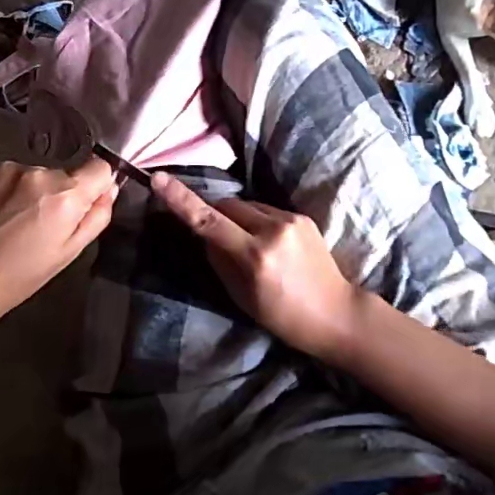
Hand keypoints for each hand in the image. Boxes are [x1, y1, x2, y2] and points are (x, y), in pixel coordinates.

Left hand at [0, 156, 117, 335]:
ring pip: (38, 175)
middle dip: (61, 194)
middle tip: (42, 226)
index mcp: (66, 195)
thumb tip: (109, 189)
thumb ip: (97, 216)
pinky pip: (13, 175)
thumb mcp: (70, 253)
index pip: (100, 167)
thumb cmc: (20, 276)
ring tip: (14, 224)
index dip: (97, 185)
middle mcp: (40, 172)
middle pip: (66, 174)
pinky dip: (11, 191)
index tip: (85, 205)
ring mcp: (9, 168)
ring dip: (34, 192)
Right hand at [151, 172, 364, 357]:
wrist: (335, 313)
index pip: (208, 222)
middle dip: (216, 215)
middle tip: (218, 241)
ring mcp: (291, 220)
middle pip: (227, 205)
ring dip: (240, 219)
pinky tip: (271, 246)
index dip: (180, 199)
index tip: (158, 179)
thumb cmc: (282, 316)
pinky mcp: (303, 217)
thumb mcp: (242, 297)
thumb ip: (218, 260)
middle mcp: (273, 230)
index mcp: (254, 257)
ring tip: (251, 248)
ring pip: (248, 205)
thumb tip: (202, 234)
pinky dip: (259, 222)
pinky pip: (267, 210)